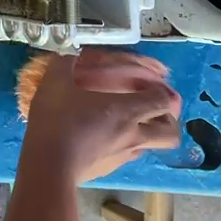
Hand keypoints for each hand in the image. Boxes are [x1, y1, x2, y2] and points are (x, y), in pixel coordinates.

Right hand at [23, 50, 181, 182]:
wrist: (49, 165)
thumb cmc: (58, 120)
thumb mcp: (55, 83)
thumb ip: (64, 63)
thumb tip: (68, 51)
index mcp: (126, 110)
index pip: (163, 101)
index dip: (162, 92)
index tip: (150, 85)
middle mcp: (133, 134)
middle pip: (171, 132)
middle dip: (168, 121)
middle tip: (151, 111)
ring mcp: (124, 155)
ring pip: (150, 147)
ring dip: (146, 135)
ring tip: (127, 126)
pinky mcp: (110, 169)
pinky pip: (127, 157)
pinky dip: (123, 148)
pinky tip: (102, 140)